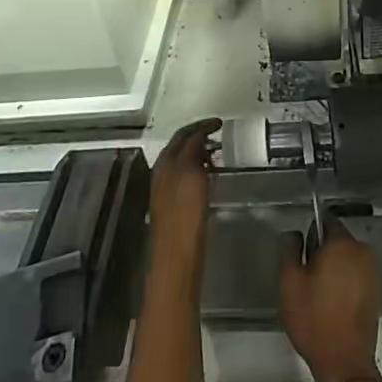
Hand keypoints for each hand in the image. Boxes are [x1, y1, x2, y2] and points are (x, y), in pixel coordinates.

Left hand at [148, 117, 221, 272]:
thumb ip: (194, 154)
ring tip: (215, 151)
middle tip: (217, 132)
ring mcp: (163, 187)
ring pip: (179, 158)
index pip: (184, 134)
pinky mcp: (168, 202)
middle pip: (179, 144)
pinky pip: (181, 173)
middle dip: (197, 134)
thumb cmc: (187, 218)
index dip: (202, 125)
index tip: (219, 123)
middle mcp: (161, 170)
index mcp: (166, 162)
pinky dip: (194, 165)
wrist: (175, 258)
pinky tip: (206, 173)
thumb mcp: (194, 179)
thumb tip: (199, 139)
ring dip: (196, 150)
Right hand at [279, 219, 381, 381]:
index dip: (310, 233)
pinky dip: (344, 281)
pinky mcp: (375, 290)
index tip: (302, 251)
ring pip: (346, 258)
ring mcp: (372, 271)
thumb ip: (289, 248)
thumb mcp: (290, 281)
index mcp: (342, 243)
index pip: (325, 220)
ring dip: (333, 266)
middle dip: (322, 251)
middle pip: (337, 239)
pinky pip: (355, 274)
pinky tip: (332, 302)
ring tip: (318, 292)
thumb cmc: (314, 320)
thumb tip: (294, 234)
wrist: (344, 363)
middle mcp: (362, 251)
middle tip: (307, 276)